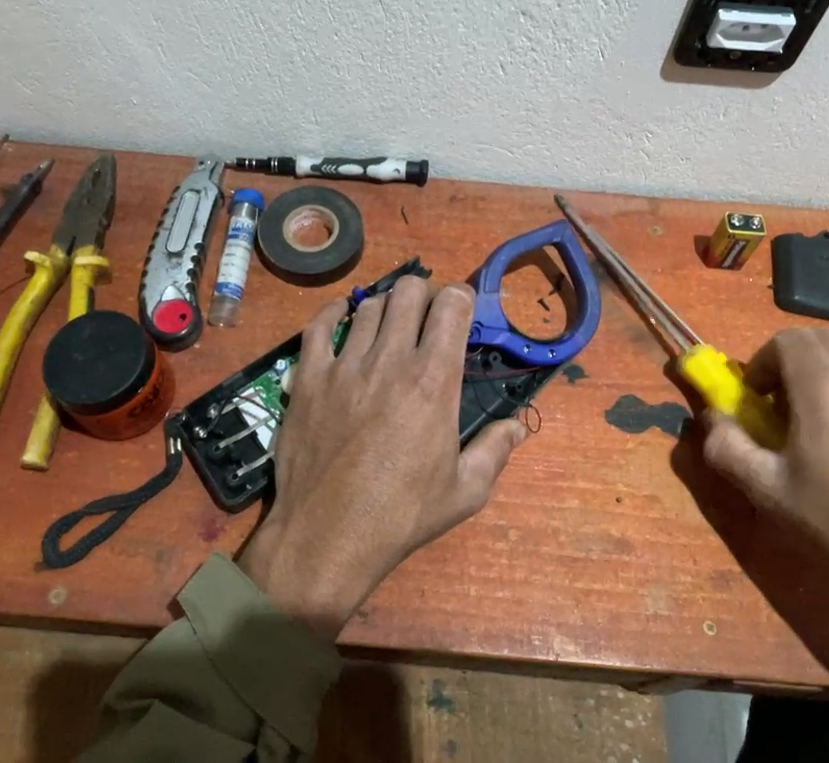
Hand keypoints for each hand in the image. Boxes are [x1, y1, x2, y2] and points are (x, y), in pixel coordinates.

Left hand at [238, 277, 530, 638]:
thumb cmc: (402, 515)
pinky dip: (335, 312)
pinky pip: (318, 325)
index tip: (462, 312)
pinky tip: (343, 315)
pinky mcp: (308, 378)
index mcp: (434, 381)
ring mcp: (344, 365)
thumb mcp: (465, 492)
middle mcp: (390, 360)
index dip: (461, 299)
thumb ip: (496, 449)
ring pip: (368, 305)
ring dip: (386, 306)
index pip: (452, 306)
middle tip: (427, 316)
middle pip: (409, 291)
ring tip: (389, 325)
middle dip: (425, 293)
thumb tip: (520, 425)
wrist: (329, 536)